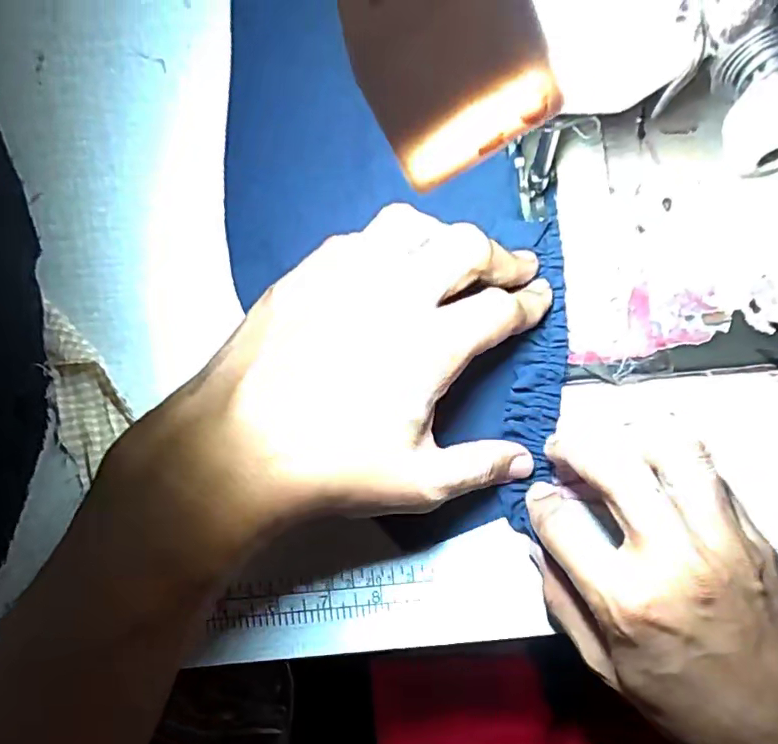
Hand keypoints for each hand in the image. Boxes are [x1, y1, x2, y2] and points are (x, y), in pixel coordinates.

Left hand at [94, 204, 552, 585]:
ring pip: (411, 226)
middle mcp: (392, 296)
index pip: (497, 308)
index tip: (541, 300)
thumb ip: (479, 467)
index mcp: (429, 346)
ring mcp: (344, 277)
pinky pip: (360, 237)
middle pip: (464, 247)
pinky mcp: (306, 275)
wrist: (236, 451)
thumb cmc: (332, 470)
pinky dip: (393, 243)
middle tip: (518, 270)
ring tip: (459, 257)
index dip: (528, 303)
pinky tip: (392, 266)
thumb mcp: (419, 482)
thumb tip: (523, 460)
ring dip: (447, 237)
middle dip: (502, 256)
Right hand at [525, 423, 777, 743]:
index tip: (541, 497)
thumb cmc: (688, 707)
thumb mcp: (609, 672)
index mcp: (625, 601)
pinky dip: (678, 454)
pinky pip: (713, 472)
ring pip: (673, 450)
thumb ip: (565, 605)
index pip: (562, 521)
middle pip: (615, 465)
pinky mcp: (754, 533)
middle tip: (564, 448)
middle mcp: (671, 556)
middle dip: (576, 445)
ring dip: (632, 434)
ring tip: (615, 443)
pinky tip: (661, 461)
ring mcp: (720, 538)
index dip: (540, 501)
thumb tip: (535, 548)